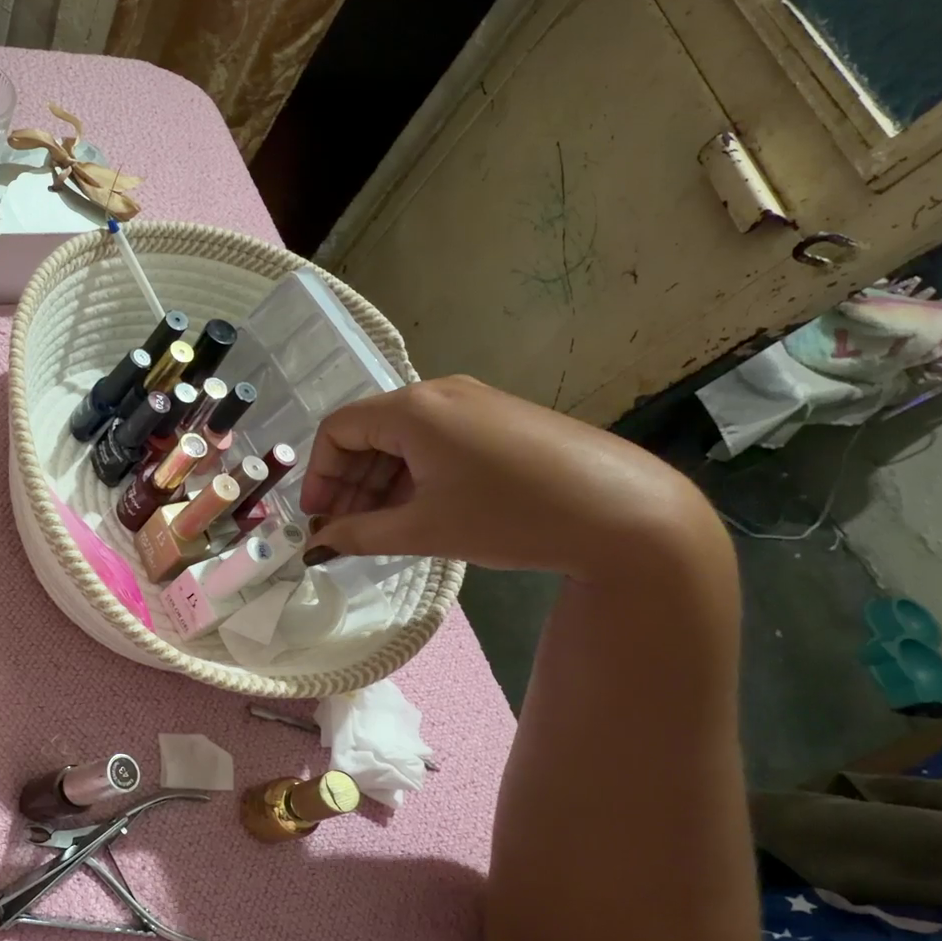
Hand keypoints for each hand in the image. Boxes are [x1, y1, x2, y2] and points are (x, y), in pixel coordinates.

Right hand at [298, 376, 720, 578]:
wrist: (625, 514)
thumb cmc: (510, 517)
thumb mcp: (424, 530)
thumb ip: (359, 535)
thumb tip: (316, 546)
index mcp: (413, 409)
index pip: (337, 429)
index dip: (317, 475)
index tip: (317, 518)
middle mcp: (440, 394)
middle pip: (369, 431)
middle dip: (348, 482)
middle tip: (344, 529)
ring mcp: (475, 402)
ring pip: (403, 438)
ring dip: (380, 481)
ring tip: (380, 528)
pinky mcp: (502, 419)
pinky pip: (437, 440)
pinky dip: (415, 474)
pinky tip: (421, 511)